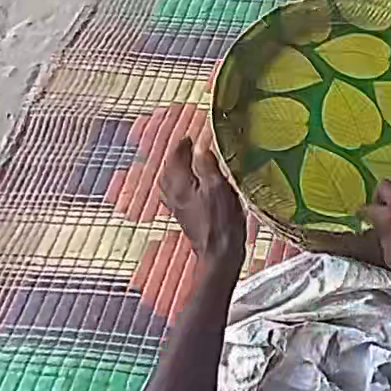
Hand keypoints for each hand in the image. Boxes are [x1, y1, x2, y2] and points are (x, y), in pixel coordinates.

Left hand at [159, 136, 246, 267]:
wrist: (219, 253)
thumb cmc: (221, 221)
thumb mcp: (217, 187)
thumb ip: (207, 165)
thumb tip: (200, 147)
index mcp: (181, 185)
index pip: (176, 158)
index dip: (183, 146)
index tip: (190, 137)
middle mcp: (174, 195)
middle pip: (169, 170)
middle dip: (177, 157)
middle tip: (188, 148)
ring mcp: (178, 208)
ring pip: (170, 183)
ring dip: (177, 171)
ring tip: (188, 164)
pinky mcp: (185, 217)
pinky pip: (177, 195)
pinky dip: (181, 185)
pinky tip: (190, 188)